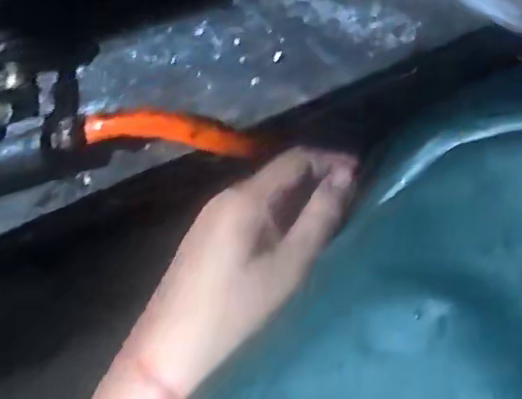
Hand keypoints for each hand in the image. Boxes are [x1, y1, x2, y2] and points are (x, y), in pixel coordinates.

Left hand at [96, 147, 356, 398]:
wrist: (161, 364)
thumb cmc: (233, 312)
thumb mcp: (289, 265)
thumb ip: (322, 215)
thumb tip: (347, 176)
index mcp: (245, 197)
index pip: (298, 156)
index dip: (333, 160)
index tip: (360, 176)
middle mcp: (226, 196)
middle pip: (283, 172)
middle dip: (320, 179)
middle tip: (350, 198)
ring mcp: (211, 217)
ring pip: (270, 192)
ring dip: (302, 197)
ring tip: (329, 217)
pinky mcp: (206, 238)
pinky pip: (254, 209)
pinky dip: (282, 212)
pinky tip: (295, 235)